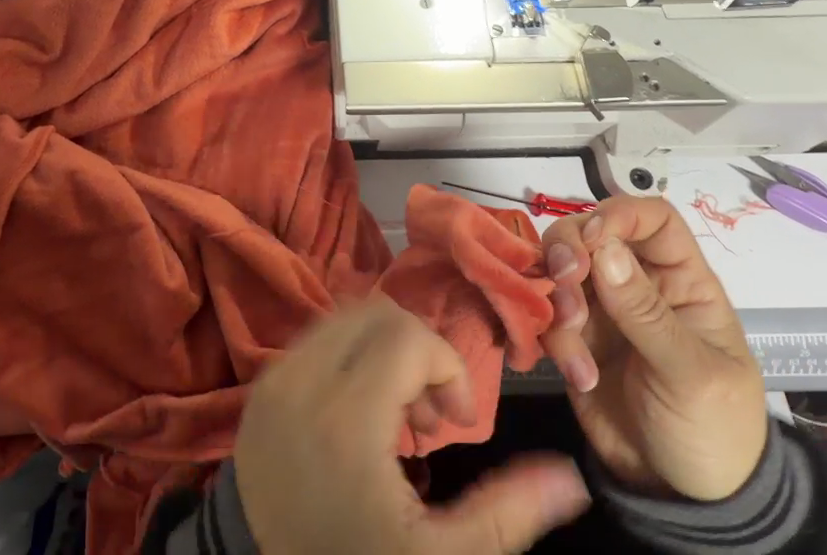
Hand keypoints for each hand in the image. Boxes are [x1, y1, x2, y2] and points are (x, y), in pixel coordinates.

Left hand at [235, 296, 591, 554]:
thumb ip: (508, 512)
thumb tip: (571, 476)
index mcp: (344, 419)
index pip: (406, 335)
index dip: (448, 365)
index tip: (457, 419)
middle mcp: (300, 384)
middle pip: (375, 315)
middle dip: (417, 352)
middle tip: (430, 415)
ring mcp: (270, 384)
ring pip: (343, 321)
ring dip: (382, 352)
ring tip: (397, 418)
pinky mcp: (254, 393)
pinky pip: (312, 343)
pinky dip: (347, 360)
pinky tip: (360, 416)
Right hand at [540, 196, 767, 501]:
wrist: (683, 497)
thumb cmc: (713, 430)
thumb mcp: (692, 374)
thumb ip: (647, 313)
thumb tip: (606, 248)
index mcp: (682, 282)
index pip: (652, 220)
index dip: (619, 215)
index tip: (592, 241)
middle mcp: (637, 285)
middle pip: (591, 234)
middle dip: (570, 252)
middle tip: (565, 284)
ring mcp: (603, 312)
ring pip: (559, 271)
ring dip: (557, 300)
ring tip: (573, 345)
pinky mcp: (574, 341)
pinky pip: (546, 317)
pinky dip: (550, 340)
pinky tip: (577, 376)